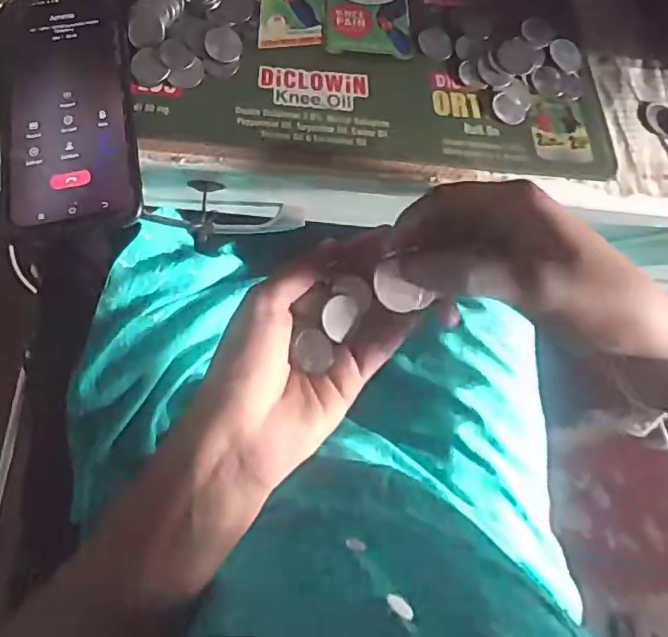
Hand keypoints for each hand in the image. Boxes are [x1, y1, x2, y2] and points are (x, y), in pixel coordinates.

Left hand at [177, 234, 420, 498]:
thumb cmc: (245, 359)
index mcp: (287, 299)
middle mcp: (314, 319)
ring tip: (423, 269)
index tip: (385, 234)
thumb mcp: (264, 303)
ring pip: (370, 313)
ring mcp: (336, 348)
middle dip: (378, 267)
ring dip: (394, 292)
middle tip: (412, 249)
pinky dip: (399, 326)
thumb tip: (333, 244)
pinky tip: (420, 304)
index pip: (327, 267)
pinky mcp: (354, 376)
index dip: (353, 251)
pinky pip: (379, 345)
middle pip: (352, 287)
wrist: (243, 432)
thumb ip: (299, 273)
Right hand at [391, 181, 667, 365]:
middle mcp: (509, 214)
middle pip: (444, 224)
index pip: (441, 201)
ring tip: (423, 307)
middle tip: (397, 290)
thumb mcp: (529, 285)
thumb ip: (461, 272)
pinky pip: (470, 271)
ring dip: (433, 274)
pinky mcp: (519, 273)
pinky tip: (449, 313)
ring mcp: (515, 244)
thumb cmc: (599, 305)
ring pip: (453, 249)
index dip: (408, 227)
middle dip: (417, 254)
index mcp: (514, 201)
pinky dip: (453, 288)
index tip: (383, 261)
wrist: (659, 352)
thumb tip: (396, 267)